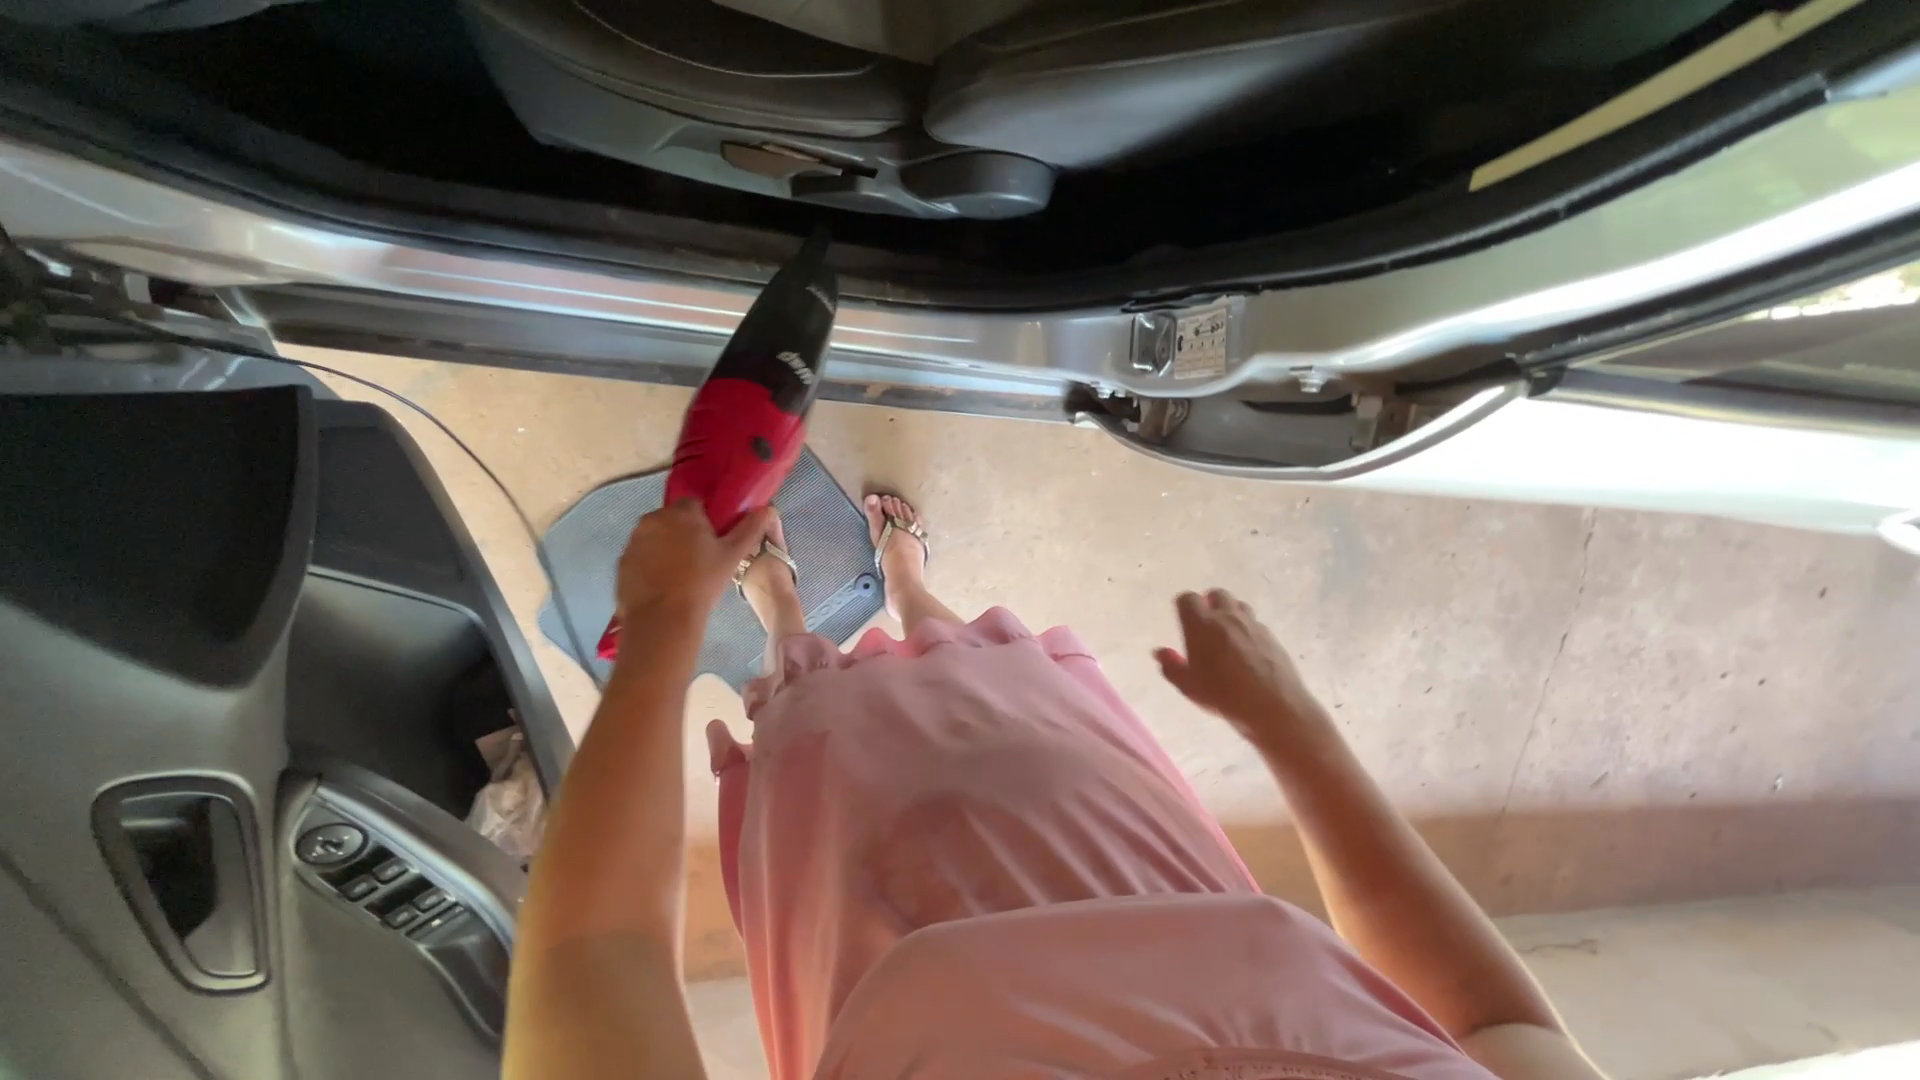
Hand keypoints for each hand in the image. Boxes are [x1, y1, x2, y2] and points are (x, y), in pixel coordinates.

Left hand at [615, 499, 773, 620]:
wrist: (663, 617)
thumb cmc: (703, 582)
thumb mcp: (733, 555)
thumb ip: (750, 528)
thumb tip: (769, 509)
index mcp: (682, 513)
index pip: (695, 504)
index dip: (705, 521)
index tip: (713, 541)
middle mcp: (653, 519)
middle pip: (673, 519)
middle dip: (683, 532)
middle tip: (699, 559)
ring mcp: (634, 540)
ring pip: (655, 536)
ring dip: (666, 546)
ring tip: (680, 574)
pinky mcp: (622, 561)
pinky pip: (641, 555)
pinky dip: (650, 563)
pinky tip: (663, 583)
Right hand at [1155, 589, 1330, 750]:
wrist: (1273, 706)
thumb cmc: (1223, 695)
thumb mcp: (1189, 686)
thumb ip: (1171, 666)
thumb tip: (1160, 652)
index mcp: (1201, 624)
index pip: (1188, 599)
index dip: (1183, 607)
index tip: (1182, 620)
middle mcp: (1227, 617)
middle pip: (1217, 594)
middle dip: (1208, 604)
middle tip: (1204, 625)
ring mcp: (1252, 624)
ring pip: (1238, 605)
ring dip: (1229, 613)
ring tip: (1225, 634)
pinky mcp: (1271, 636)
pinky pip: (1255, 623)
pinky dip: (1247, 629)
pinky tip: (1246, 650)